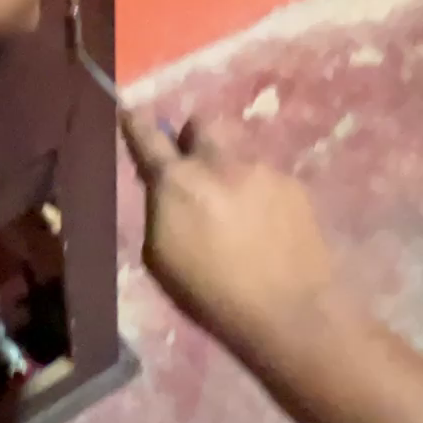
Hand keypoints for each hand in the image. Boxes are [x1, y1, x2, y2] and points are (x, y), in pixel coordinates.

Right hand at [121, 114, 338, 352]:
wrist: (289, 312)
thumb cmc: (211, 295)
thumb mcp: (160, 258)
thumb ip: (159, 210)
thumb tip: (163, 190)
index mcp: (176, 182)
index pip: (146, 138)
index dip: (134, 123)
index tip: (128, 110)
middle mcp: (218, 163)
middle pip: (200, 124)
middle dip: (192, 140)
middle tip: (194, 171)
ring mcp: (260, 169)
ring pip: (236, 155)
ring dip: (228, 173)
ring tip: (238, 215)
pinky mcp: (293, 184)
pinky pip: (266, 177)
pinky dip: (259, 194)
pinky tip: (267, 227)